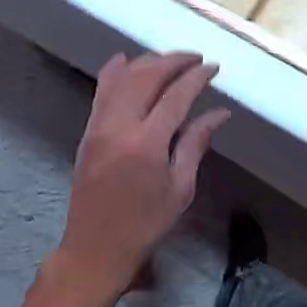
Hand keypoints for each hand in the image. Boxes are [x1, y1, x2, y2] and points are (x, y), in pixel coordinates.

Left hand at [48, 52, 230, 305]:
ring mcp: (98, 126)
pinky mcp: (87, 132)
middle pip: (146, 77)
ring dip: (146, 62)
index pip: (175, 96)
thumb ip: (195, 144)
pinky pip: (101, 91)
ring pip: (121, 78)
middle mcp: (119, 127)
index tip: (213, 68)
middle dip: (173, 62)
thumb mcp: (180, 188)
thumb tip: (219, 113)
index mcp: (147, 144)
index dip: (196, 77)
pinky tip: (126, 61)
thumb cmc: (145, 225)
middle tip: (195, 59)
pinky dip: (115, 72)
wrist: (96, 247)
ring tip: (170, 60)